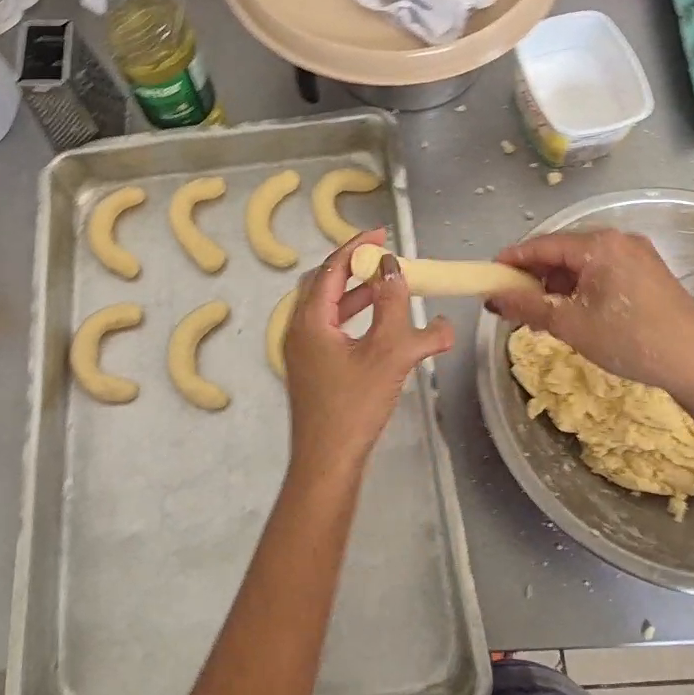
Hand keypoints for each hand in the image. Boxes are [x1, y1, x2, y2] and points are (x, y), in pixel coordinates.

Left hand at [284, 228, 453, 482]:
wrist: (327, 461)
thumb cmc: (355, 405)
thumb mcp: (385, 352)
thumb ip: (393, 306)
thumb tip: (394, 268)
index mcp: (309, 319)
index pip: (331, 269)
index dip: (356, 247)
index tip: (382, 233)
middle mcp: (299, 329)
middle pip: (326, 285)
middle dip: (357, 268)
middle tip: (387, 260)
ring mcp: (303, 352)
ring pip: (330, 310)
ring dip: (359, 295)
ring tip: (391, 289)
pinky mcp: (312, 370)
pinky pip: (332, 330)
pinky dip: (356, 320)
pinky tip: (382, 329)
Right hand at [488, 229, 693, 404]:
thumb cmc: (630, 340)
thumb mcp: (570, 325)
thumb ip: (527, 307)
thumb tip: (492, 298)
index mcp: (599, 244)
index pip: (541, 244)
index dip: (511, 261)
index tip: (488, 277)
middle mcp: (618, 240)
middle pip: (561, 252)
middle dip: (534, 277)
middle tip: (513, 305)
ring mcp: (636, 255)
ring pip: (581, 264)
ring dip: (557, 286)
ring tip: (542, 316)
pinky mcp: (647, 273)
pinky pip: (601, 273)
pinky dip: (580, 290)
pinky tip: (572, 314)